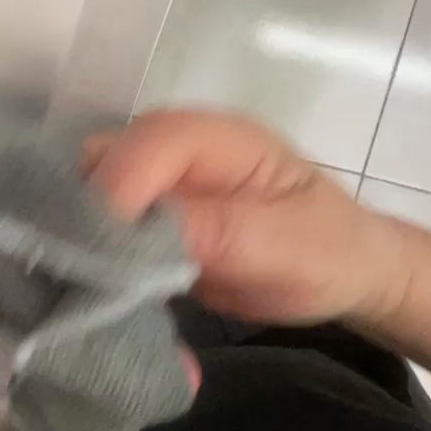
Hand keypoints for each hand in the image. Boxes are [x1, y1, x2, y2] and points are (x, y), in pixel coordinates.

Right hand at [83, 109, 410, 323]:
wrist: (345, 274)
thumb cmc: (325, 251)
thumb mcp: (280, 245)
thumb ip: (210, 230)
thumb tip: (131, 231)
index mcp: (218, 138)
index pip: (151, 141)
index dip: (120, 186)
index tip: (104, 248)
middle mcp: (177, 150)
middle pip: (105, 158)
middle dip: (89, 212)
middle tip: (88, 272)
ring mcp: (159, 182)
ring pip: (92, 190)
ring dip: (85, 236)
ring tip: (92, 286)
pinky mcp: (147, 215)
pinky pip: (103, 224)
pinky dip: (96, 256)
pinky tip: (106, 292)